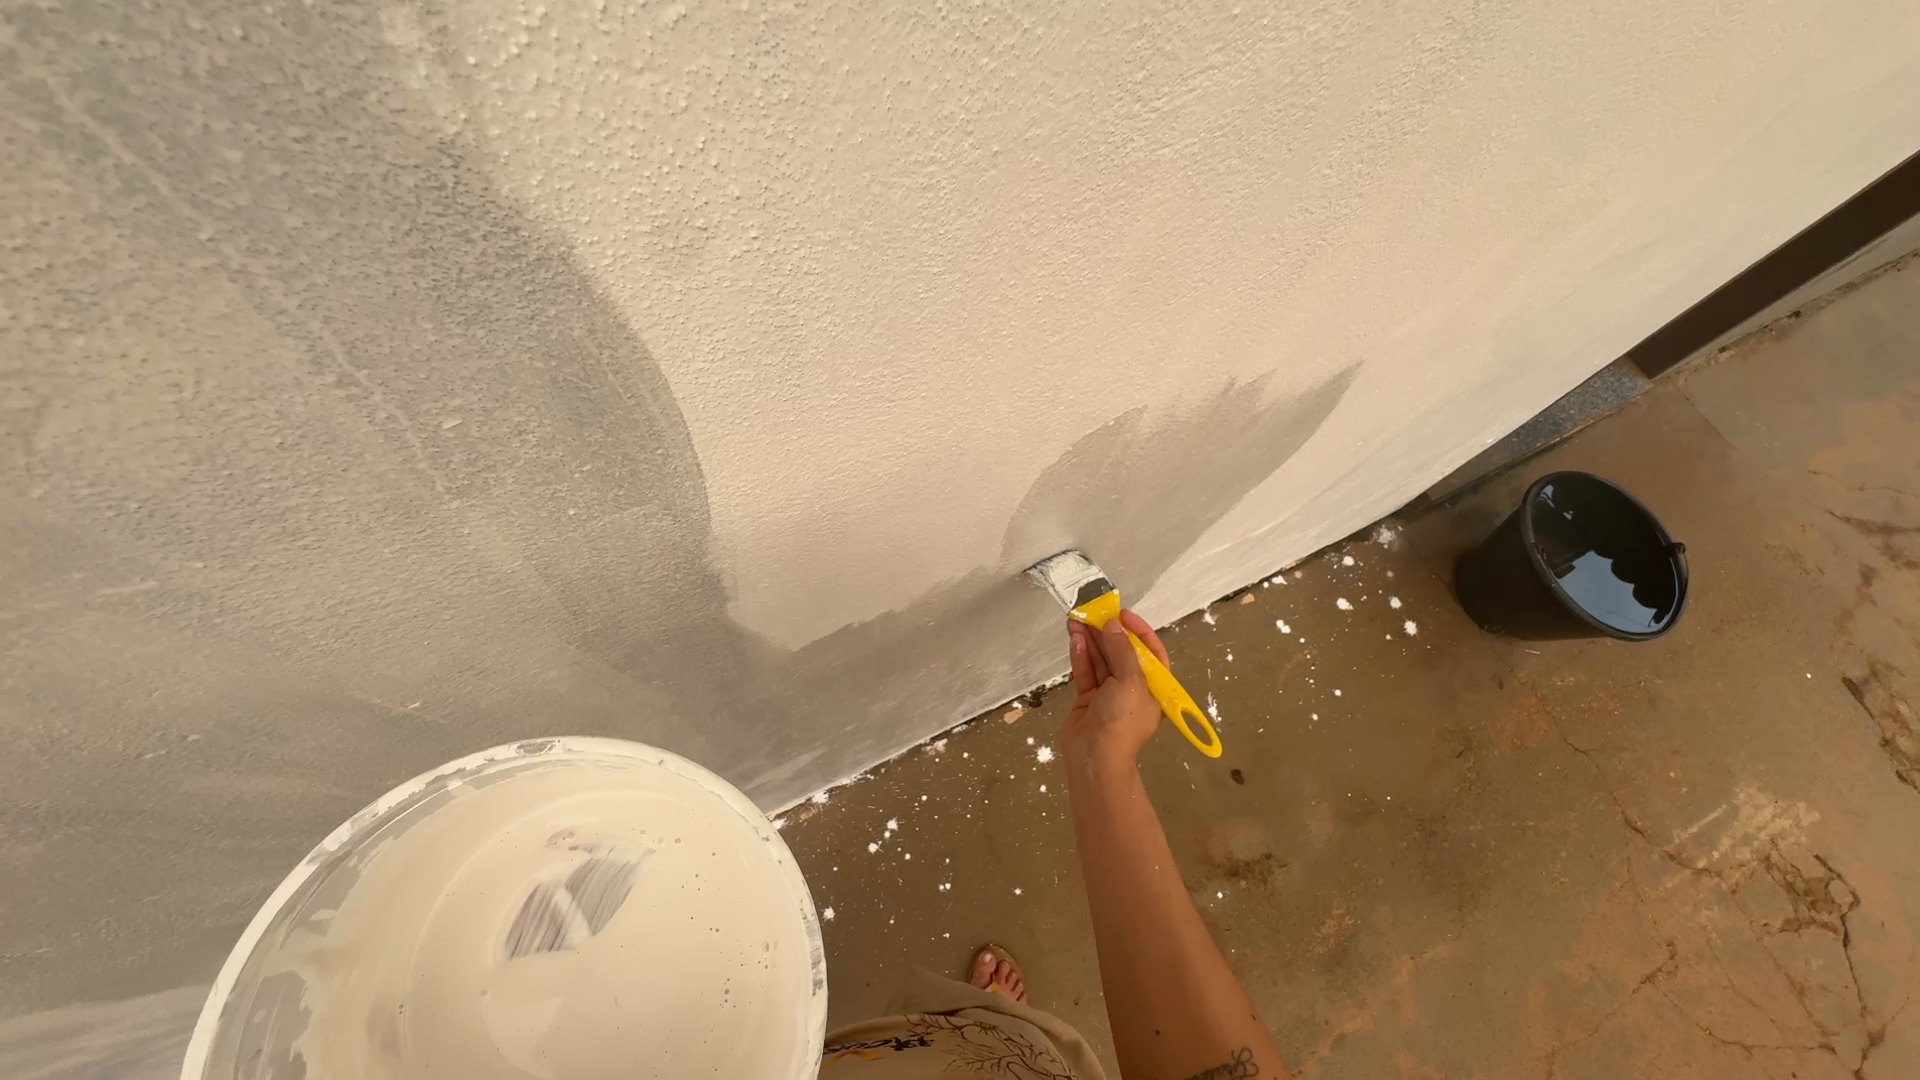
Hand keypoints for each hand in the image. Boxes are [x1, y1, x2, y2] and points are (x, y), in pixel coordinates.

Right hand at [1062, 610, 1170, 769]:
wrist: (1095, 757)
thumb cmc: (1122, 719)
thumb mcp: (1131, 681)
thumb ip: (1122, 650)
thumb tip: (1113, 625)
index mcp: (1154, 687)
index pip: (1151, 651)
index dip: (1138, 630)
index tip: (1122, 614)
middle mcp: (1133, 688)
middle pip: (1122, 652)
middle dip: (1108, 632)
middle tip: (1093, 611)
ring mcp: (1109, 694)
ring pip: (1101, 660)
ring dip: (1091, 639)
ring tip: (1077, 618)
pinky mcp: (1088, 699)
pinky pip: (1086, 672)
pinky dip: (1081, 655)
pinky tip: (1075, 638)